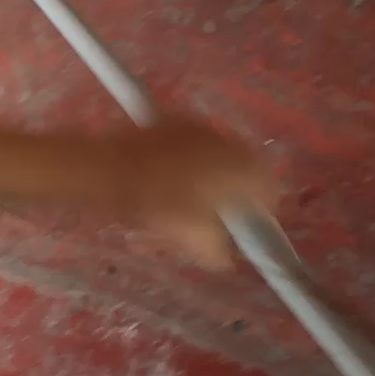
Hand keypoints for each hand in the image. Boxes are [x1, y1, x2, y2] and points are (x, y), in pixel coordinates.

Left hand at [107, 118, 276, 267]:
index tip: (244, 229)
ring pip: (212, 156)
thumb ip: (221, 252)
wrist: (106, 168)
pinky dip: (183, 162)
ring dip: (207, 175)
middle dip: (232, 192)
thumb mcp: (198, 240)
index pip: (269, 188)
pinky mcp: (164, 120)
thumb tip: (223, 255)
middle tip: (215, 215)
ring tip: (187, 199)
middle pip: (241, 169)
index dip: (259, 212)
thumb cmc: (159, 204)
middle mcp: (225, 138)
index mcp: (244, 164)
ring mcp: (193, 124)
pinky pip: (185, 146)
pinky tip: (165, 179)